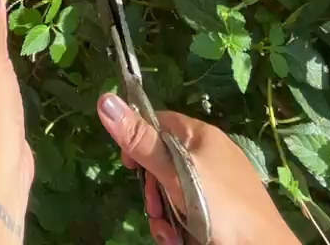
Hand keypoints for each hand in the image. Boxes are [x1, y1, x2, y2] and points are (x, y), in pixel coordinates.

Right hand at [96, 95, 298, 244]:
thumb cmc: (221, 207)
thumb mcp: (175, 173)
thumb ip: (140, 140)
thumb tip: (104, 99)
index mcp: (202, 136)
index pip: (159, 123)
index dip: (139, 140)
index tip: (128, 164)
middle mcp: (211, 156)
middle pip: (163, 162)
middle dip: (152, 189)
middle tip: (154, 209)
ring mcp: (219, 187)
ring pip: (175, 192)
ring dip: (164, 215)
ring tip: (169, 236)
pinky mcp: (225, 215)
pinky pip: (191, 213)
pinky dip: (181, 228)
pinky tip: (180, 242)